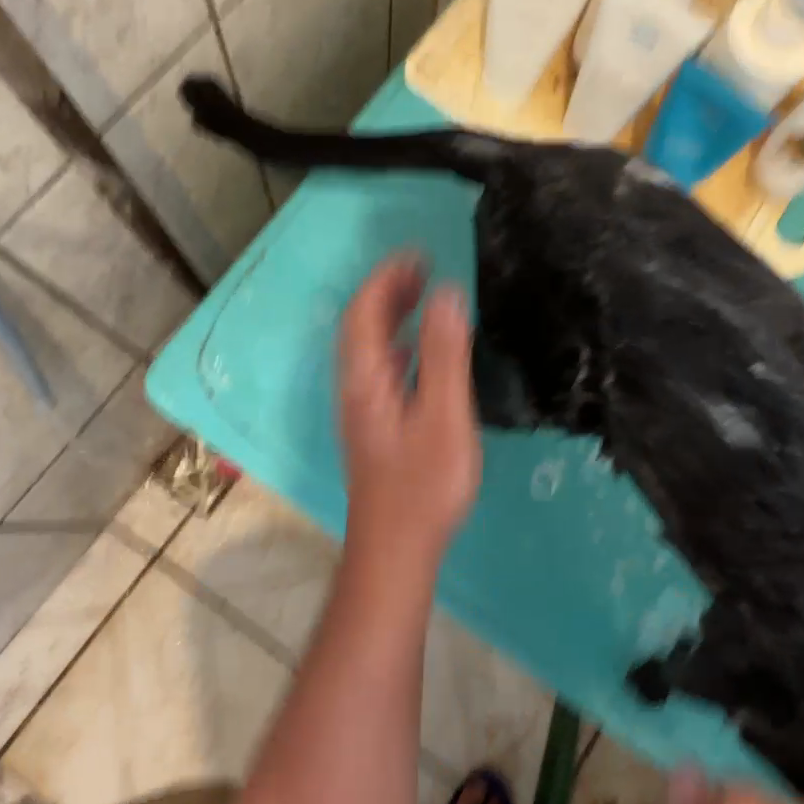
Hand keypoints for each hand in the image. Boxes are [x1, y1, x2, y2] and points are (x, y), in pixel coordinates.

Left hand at [336, 254, 480, 568]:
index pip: (364, 313)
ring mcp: (363, 411)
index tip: (418, 255)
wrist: (396, 548)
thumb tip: (447, 294)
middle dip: (387, 292)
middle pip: (362, 328)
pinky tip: (420, 356)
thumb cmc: (423, 483)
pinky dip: (399, 346)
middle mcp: (356, 389)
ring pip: (369, 350)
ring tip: (423, 299)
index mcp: (366, 378)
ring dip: (391, 317)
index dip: (386, 278)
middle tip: (422, 269)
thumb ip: (445, 354)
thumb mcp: (443, 414)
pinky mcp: (375, 429)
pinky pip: (381, 370)